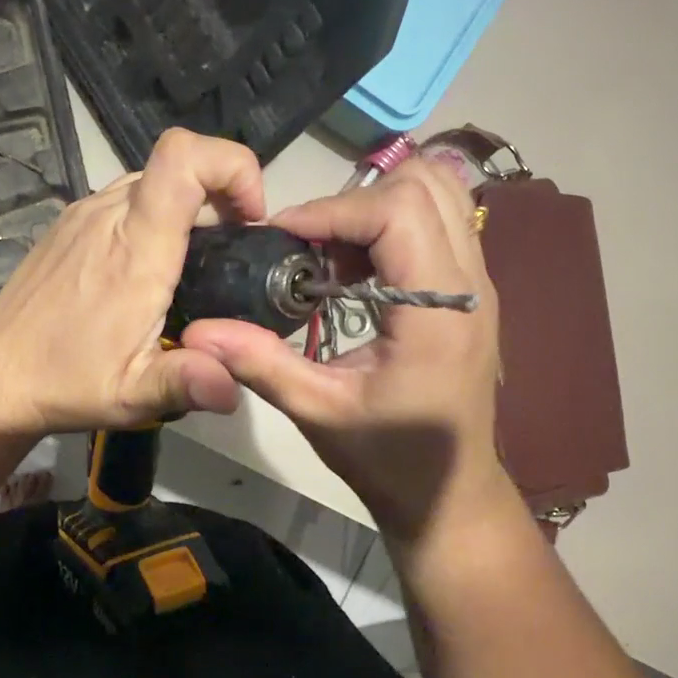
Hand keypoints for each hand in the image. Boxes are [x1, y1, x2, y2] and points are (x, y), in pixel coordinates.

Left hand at [0, 129, 264, 433]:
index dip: (231, 166)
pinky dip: (153, 219)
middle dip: (221, 196)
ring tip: (197, 267)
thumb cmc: (64, 383)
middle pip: (176, 165)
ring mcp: (81, 215)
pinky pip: (123, 200)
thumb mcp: (132, 395)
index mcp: (133, 247)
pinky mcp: (67, 226)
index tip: (250, 218)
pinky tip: (150, 272)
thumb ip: (187, 382)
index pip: (183, 157)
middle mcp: (106, 215)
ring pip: (150, 182)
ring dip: (187, 208)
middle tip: (234, 256)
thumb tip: (234, 388)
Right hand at [180, 160, 513, 535]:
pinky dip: (394, 228)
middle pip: (426, 185)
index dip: (333, 210)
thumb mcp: (316, 411)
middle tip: (309, 247)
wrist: (444, 492)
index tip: (283, 237)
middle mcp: (471, 284)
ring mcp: (478, 285)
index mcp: (438, 311)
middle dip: (356, 203)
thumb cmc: (384, 456)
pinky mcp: (471, 292)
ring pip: (440, 195)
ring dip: (378, 210)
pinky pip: (439, 225)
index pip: (398, 212)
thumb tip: (198, 331)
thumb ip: (260, 363)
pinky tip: (356, 275)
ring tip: (332, 258)